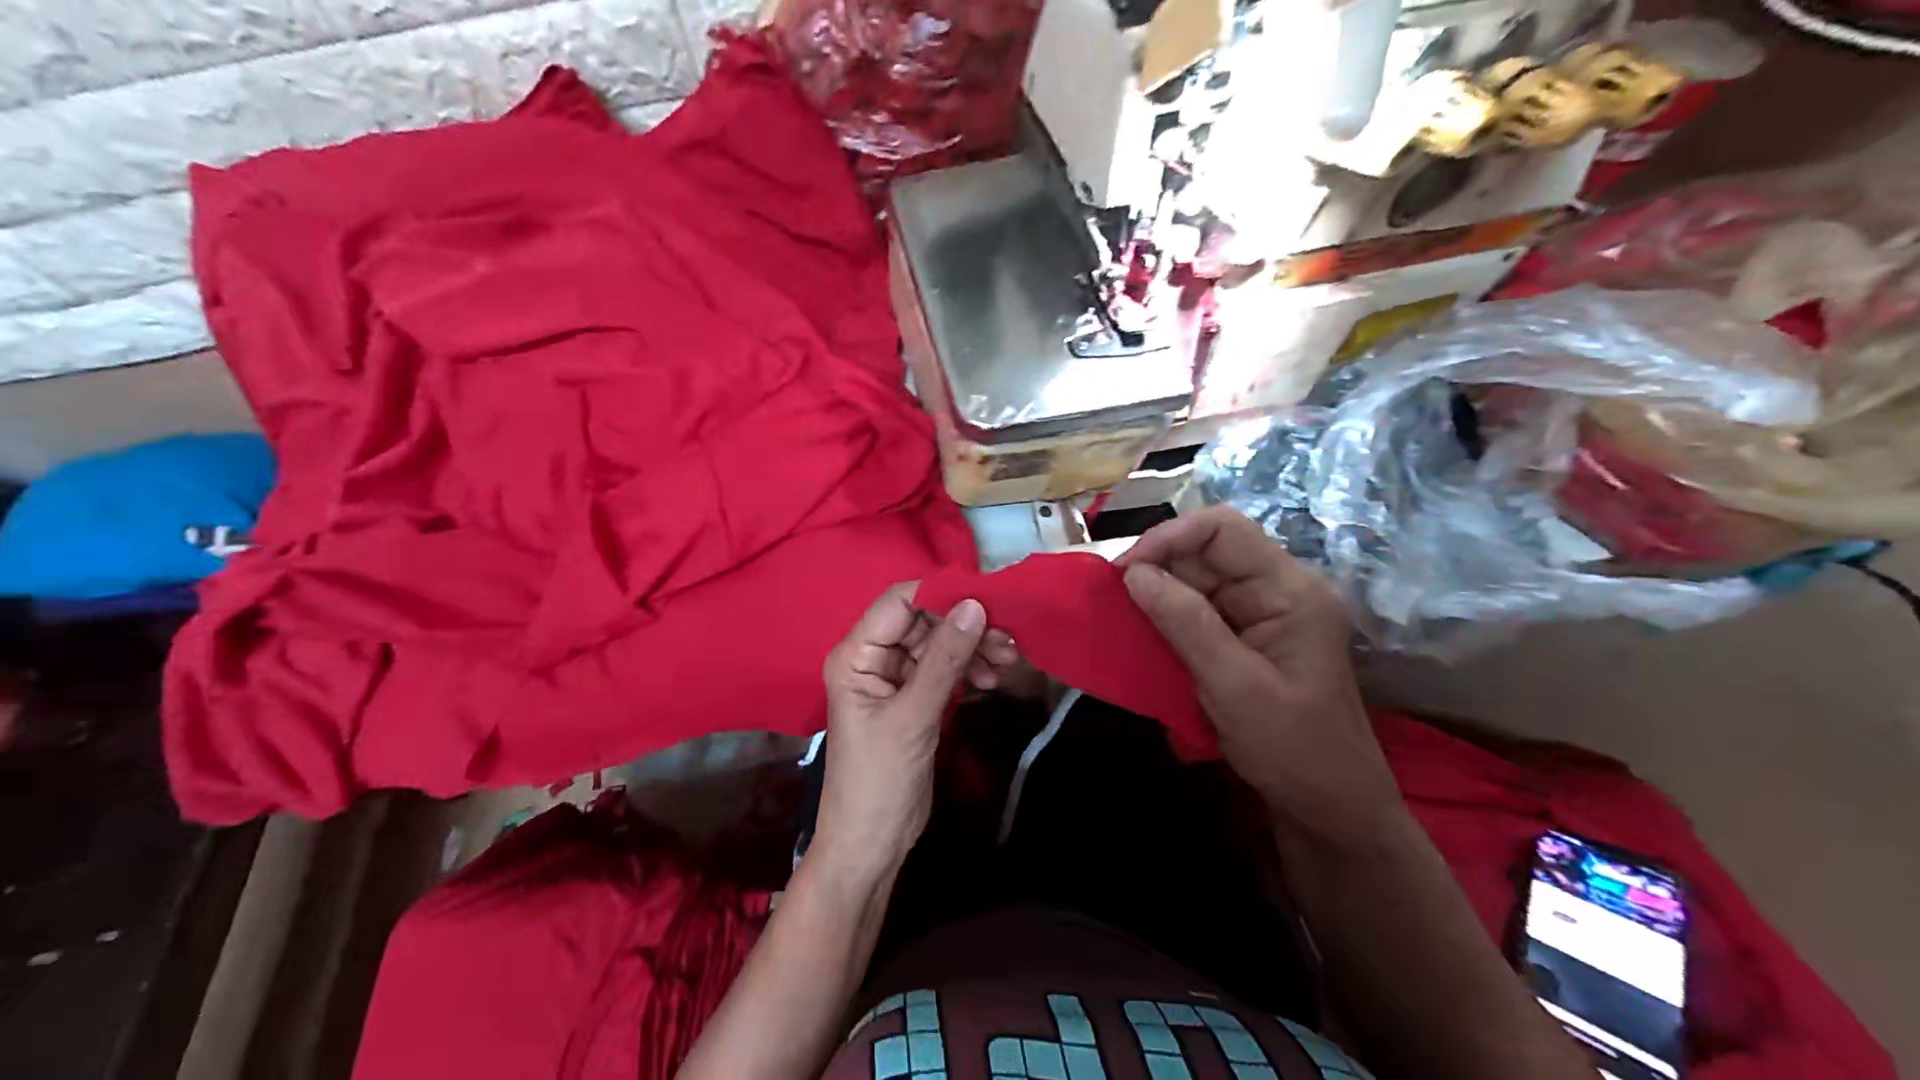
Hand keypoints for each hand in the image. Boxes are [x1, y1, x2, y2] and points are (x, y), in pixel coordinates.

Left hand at [815, 582, 989, 878]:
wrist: (871, 844)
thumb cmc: (879, 781)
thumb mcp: (913, 717)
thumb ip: (944, 660)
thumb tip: (975, 605)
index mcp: (856, 655)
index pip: (898, 602)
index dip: (941, 594)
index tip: (988, 599)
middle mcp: (872, 657)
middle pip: (922, 620)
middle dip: (964, 625)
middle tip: (1008, 638)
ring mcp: (893, 678)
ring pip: (937, 643)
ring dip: (971, 647)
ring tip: (1006, 660)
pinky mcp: (913, 697)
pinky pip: (943, 668)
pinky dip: (967, 668)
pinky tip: (990, 677)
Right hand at [1117, 506, 1403, 841]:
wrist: (1331, 809)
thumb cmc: (1294, 749)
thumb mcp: (1234, 686)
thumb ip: (1185, 623)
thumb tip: (1133, 572)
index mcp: (1289, 590)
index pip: (1223, 530)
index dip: (1169, 537)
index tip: (1124, 570)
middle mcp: (1277, 590)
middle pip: (1206, 552)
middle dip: (1156, 567)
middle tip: (1111, 598)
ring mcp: (1261, 614)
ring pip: (1196, 580)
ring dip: (1156, 593)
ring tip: (1119, 615)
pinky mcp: (1246, 638)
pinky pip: (1198, 611)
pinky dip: (1166, 617)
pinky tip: (1141, 634)